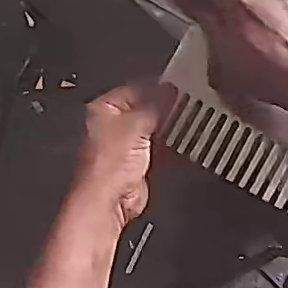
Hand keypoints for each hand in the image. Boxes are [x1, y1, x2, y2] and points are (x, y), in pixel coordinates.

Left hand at [69, 80, 177, 230]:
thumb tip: (169, 90)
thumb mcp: (137, 124)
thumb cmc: (106, 166)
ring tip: (185, 122)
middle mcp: (112, 126)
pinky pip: (157, 149)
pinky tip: (181, 142)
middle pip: (144, 109)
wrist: (108, 199)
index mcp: (103, 109)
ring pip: (152, 130)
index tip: (176, 87)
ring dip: (167, 128)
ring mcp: (124, 146)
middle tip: (183, 104)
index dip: (156, 87)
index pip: (134, 89)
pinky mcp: (136, 163)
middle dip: (164, 109)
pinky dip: (169, 146)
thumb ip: (156, 105)